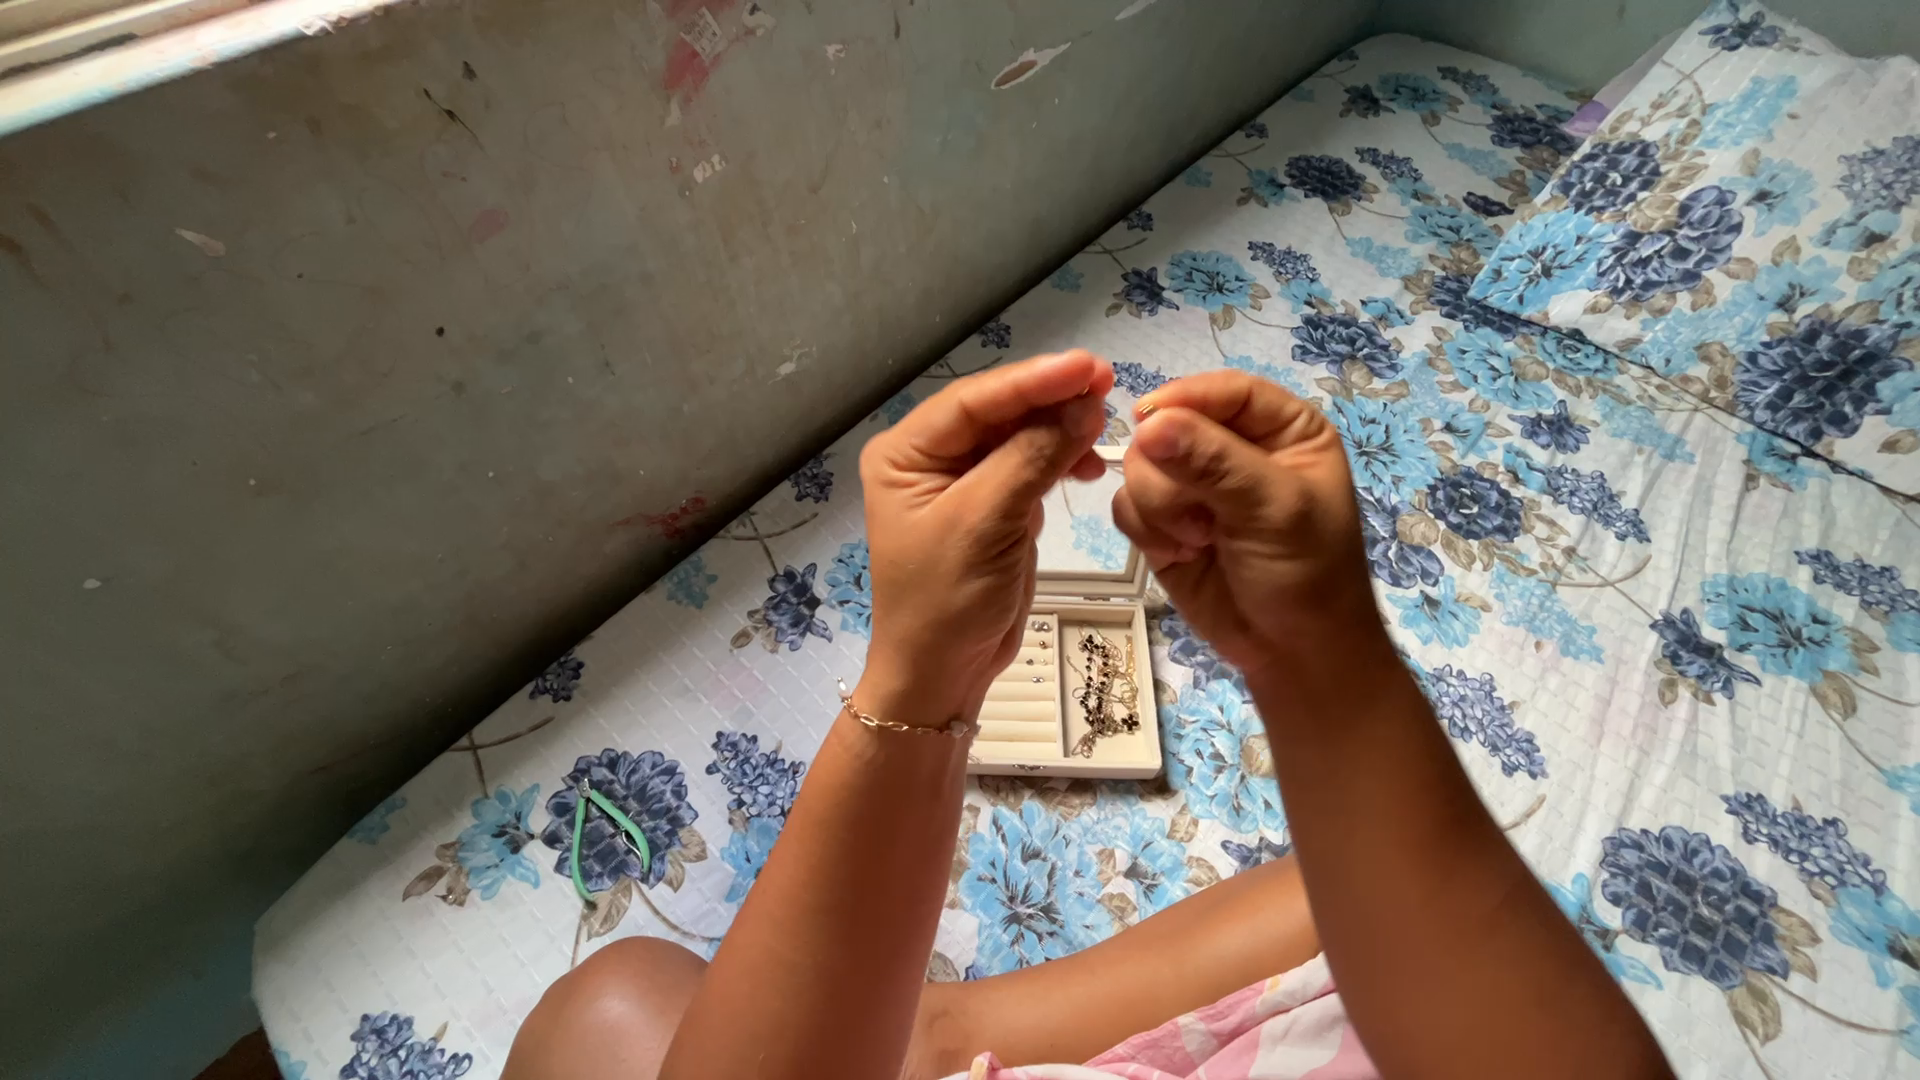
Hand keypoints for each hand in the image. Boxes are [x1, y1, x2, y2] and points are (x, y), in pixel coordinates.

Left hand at [858, 351, 1114, 723]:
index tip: (1086, 365)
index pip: (972, 401)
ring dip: (1060, 429)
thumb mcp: (984, 524)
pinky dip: (1060, 461)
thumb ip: (1030, 459)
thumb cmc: (946, 601)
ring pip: (1018, 437)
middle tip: (1107, 386)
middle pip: (997, 412)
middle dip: (1050, 400)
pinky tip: (1089, 462)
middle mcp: (929, 458)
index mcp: (904, 453)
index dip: (1031, 380)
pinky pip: (1030, 467)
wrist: (943, 672)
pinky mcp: (993, 506)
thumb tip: (1083, 407)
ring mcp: (963, 481)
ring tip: (1103, 426)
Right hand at [1111, 371, 1383, 684]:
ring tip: (1200, 540)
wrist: (1289, 652)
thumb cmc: (1306, 573)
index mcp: (1279, 429)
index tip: (1146, 419)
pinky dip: (1145, 530)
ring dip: (1161, 509)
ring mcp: (1190, 485)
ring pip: (1137, 466)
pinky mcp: (1160, 520)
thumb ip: (1214, 463)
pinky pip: (1125, 503)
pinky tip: (1180, 553)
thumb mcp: (1273, 510)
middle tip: (1204, 519)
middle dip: (1173, 476)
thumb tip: (1149, 425)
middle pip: (1168, 427)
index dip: (1185, 399)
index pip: (1225, 391)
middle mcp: (1230, 448)